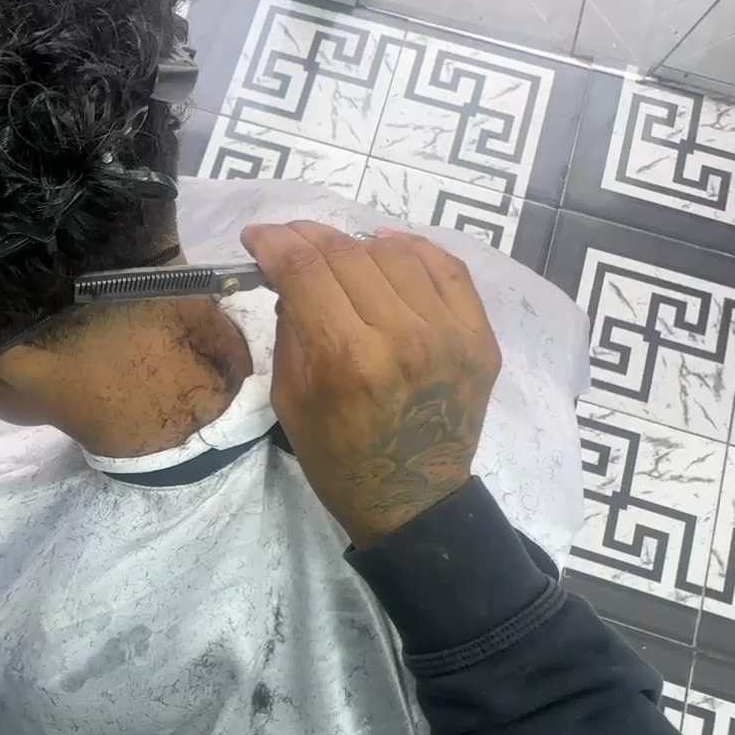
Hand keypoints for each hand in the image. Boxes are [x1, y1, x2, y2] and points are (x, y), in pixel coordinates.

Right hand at [243, 221, 500, 547]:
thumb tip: (291, 281)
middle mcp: (400, 335)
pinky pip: (446, 268)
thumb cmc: (336, 459)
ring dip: (355, 244)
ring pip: (395, 253)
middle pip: (346, 254)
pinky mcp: (479, 338)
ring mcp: (448, 333)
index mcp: (344, 358)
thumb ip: (291, 333)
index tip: (255, 235)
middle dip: (306, 236)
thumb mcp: (289, 401)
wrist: (409, 499)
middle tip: (287, 239)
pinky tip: (386, 246)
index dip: (273, 242)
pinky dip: (412, 249)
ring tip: (336, 255)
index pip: (304, 270)